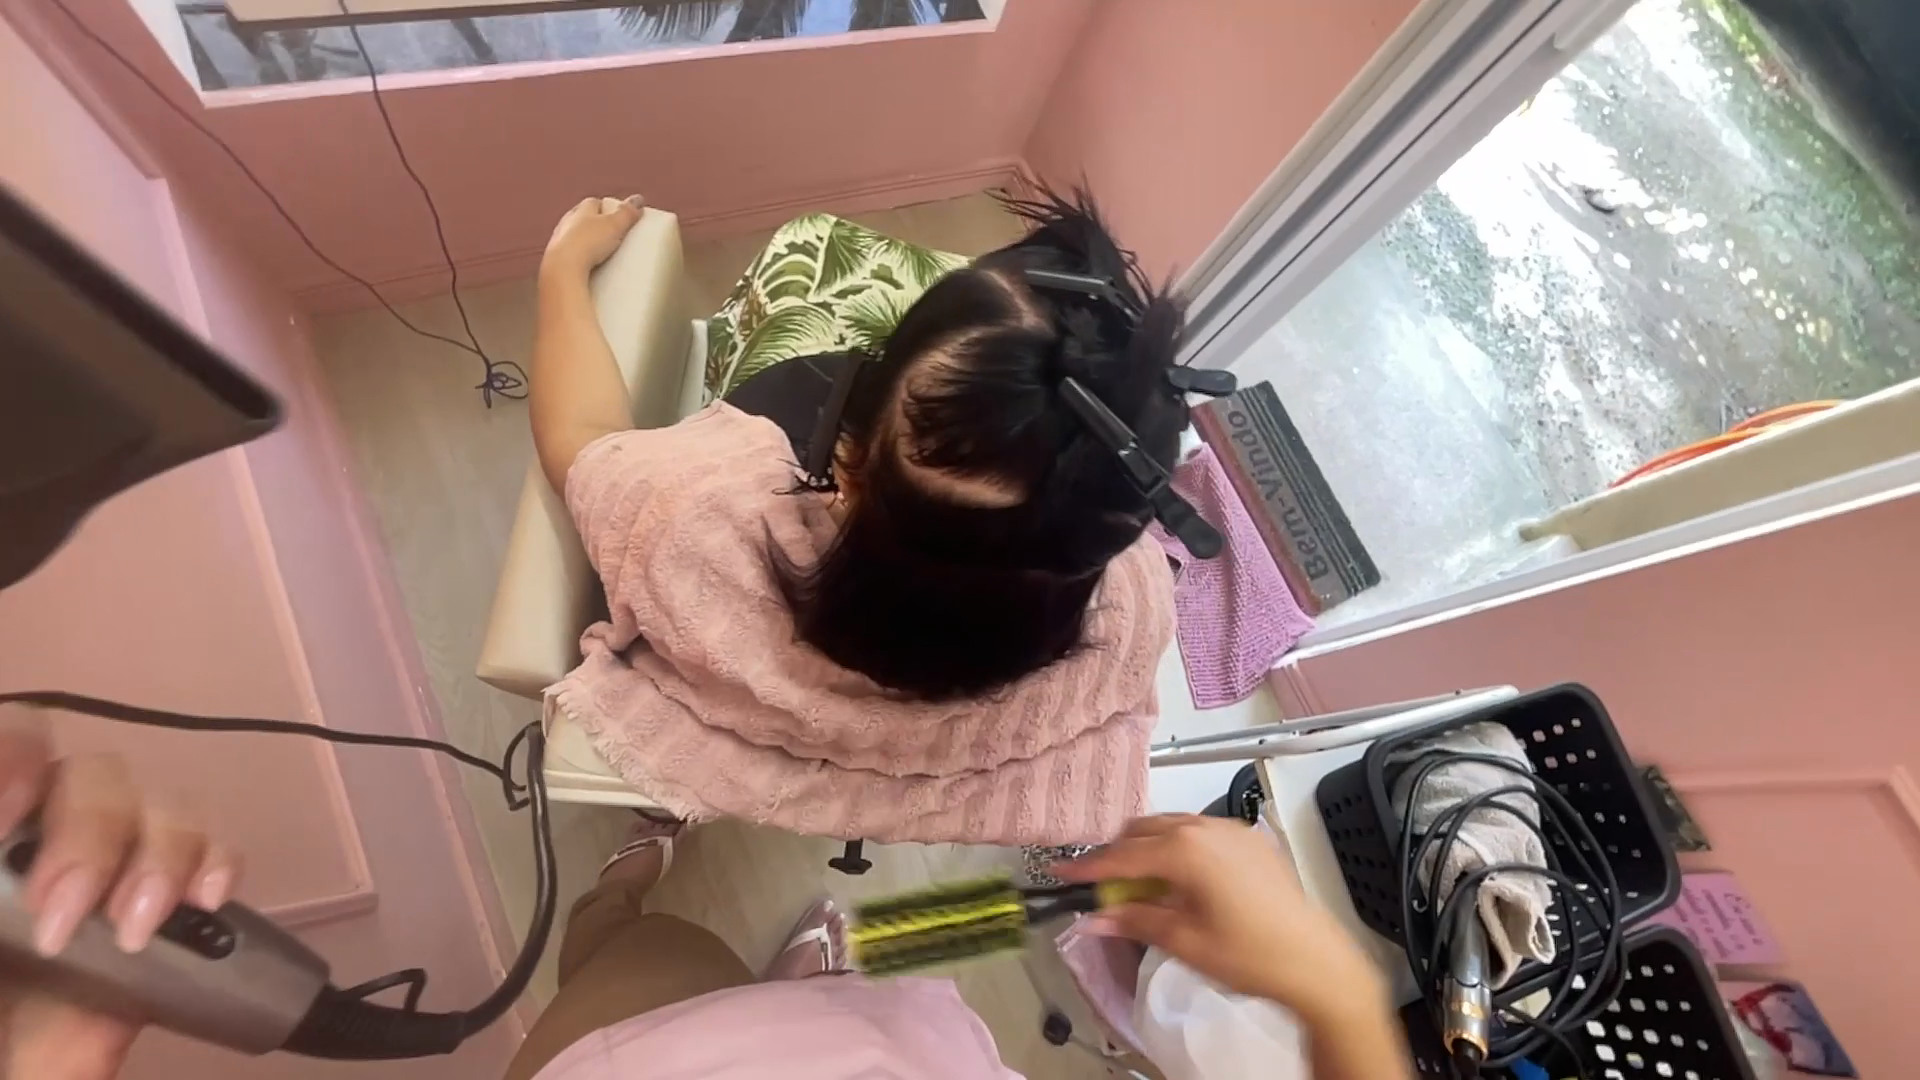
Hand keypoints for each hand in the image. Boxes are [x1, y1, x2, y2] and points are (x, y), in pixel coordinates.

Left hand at [0, 708, 241, 1079]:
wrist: (12, 1078)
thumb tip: (13, 851)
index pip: (11, 740)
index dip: (16, 752)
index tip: (10, 817)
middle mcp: (40, 840)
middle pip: (95, 771)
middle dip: (94, 831)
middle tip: (65, 911)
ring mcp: (113, 869)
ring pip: (167, 805)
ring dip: (162, 856)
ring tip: (136, 926)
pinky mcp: (170, 902)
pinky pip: (218, 850)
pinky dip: (217, 866)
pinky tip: (200, 904)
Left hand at [541, 195, 644, 278]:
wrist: (564, 268)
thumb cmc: (587, 243)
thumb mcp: (614, 226)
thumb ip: (626, 213)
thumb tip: (638, 199)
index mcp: (581, 210)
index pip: (595, 203)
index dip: (609, 208)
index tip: (621, 216)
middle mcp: (568, 221)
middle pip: (586, 218)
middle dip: (600, 224)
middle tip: (616, 234)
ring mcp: (561, 240)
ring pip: (578, 235)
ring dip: (590, 240)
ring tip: (606, 252)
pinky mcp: (559, 258)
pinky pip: (575, 254)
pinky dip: (584, 256)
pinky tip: (594, 265)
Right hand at [1060, 815, 1386, 1022]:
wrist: (1318, 963)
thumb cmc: (1248, 956)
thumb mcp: (1184, 942)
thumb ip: (1134, 921)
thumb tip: (1091, 919)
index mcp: (1184, 850)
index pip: (1122, 855)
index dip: (1088, 865)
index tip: (1059, 870)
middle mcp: (1202, 827)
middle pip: (1142, 830)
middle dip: (1118, 853)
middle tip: (1103, 883)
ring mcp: (1228, 828)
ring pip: (1170, 825)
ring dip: (1148, 847)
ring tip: (1142, 881)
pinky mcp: (1247, 837)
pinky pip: (1198, 830)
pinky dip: (1177, 845)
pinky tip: (1182, 877)